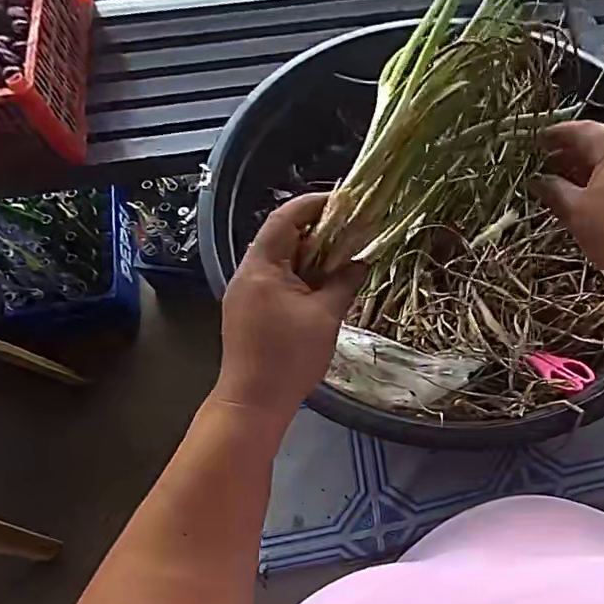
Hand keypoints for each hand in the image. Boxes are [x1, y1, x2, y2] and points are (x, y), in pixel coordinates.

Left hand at [215, 193, 365, 419]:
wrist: (254, 400)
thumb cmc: (290, 357)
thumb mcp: (325, 317)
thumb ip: (343, 283)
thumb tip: (360, 262)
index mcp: (261, 266)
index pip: (286, 218)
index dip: (314, 205)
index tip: (344, 203)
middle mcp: (247, 273)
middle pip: (282, 239)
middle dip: (317, 234)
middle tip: (350, 234)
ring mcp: (244, 294)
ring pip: (279, 263)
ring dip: (309, 258)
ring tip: (341, 262)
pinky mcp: (247, 312)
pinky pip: (275, 283)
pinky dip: (299, 279)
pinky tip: (320, 290)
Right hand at [535, 120, 603, 294]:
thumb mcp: (578, 213)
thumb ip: (554, 191)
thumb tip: (537, 180)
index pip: (584, 130)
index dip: (558, 134)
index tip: (537, 141)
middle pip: (600, 144)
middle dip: (570, 153)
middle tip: (543, 165)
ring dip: (585, 169)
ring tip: (561, 182)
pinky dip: (602, 181)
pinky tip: (588, 197)